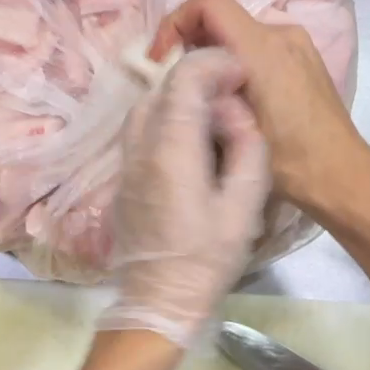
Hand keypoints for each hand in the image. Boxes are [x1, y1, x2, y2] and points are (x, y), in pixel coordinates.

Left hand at [99, 48, 271, 347]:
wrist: (157, 304)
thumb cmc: (205, 262)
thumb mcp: (244, 207)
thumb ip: (248, 147)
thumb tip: (234, 114)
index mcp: (170, 150)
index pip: (185, 76)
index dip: (216, 64)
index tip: (240, 77)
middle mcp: (139, 150)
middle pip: (161, 87)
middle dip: (198, 80)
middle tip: (230, 98)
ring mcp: (124, 168)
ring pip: (144, 109)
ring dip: (178, 102)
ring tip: (210, 121)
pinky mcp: (121, 185)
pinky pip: (138, 136)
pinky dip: (164, 125)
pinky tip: (188, 149)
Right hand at [152, 0, 369, 214]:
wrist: (339, 174)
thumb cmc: (289, 163)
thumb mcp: (236, 135)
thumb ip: (206, 99)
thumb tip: (181, 85)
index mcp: (261, 49)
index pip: (209, 3)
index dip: (176, 22)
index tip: (161, 61)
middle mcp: (280, 35)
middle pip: (221, 20)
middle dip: (191, 48)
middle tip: (175, 90)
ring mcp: (295, 44)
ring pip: (239, 37)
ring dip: (213, 61)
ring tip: (204, 103)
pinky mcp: (302, 59)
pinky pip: (259, 50)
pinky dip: (236, 68)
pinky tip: (234, 106)